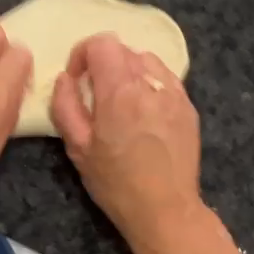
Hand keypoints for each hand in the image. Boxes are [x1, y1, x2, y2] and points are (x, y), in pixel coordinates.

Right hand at [50, 34, 205, 251]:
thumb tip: (65, 79)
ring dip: (128, 72)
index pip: (101, 43)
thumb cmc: (115, 183)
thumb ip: (65, 106)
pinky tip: (143, 113)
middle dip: (103, 63)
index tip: (76, 79)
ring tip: (120, 102)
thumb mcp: (78, 148)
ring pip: (147, 60)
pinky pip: (165, 79)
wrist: (165, 209)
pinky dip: (149, 85)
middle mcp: (150, 83)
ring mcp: (174, 93)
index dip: (82, 54)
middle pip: (124, 49)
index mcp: (119, 91)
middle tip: (94, 94)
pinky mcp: (188, 107)